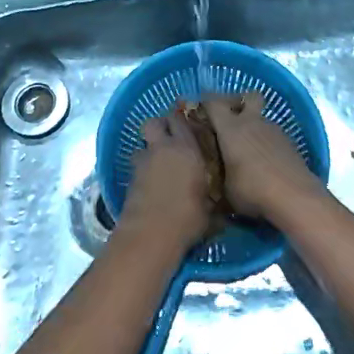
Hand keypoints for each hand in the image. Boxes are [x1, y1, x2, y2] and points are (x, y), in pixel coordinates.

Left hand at [120, 112, 217, 247]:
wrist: (150, 233)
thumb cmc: (188, 218)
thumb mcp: (210, 210)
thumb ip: (214, 201)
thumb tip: (223, 212)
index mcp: (186, 149)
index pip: (179, 119)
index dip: (182, 120)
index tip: (189, 128)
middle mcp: (162, 148)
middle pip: (153, 123)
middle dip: (160, 127)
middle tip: (170, 140)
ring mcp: (143, 162)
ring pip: (143, 144)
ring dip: (149, 150)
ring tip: (160, 164)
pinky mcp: (130, 177)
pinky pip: (138, 165)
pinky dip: (144, 169)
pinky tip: (153, 184)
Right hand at [202, 91, 317, 220]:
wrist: (296, 198)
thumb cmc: (253, 190)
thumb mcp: (225, 192)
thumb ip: (216, 179)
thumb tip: (210, 184)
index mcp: (231, 128)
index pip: (213, 102)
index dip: (204, 104)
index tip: (199, 114)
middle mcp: (253, 122)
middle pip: (248, 96)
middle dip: (238, 103)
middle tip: (229, 122)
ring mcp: (275, 131)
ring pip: (261, 119)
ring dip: (253, 128)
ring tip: (247, 153)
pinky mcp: (290, 143)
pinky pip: (273, 136)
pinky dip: (266, 144)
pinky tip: (264, 164)